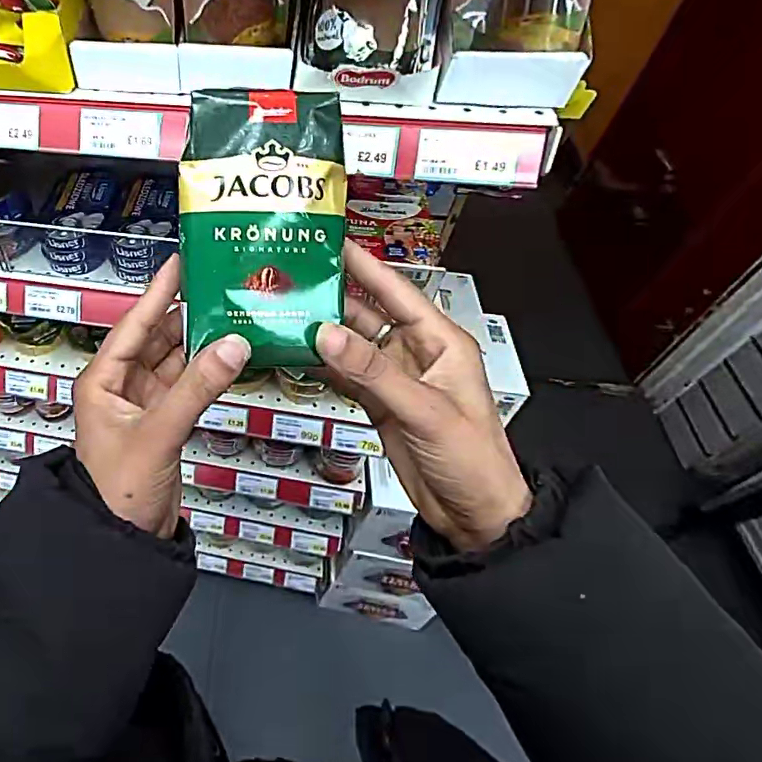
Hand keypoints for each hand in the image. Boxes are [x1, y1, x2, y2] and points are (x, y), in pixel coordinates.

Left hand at [75, 256, 249, 537]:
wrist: (121, 545)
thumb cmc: (116, 492)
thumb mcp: (157, 433)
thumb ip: (197, 388)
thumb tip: (232, 345)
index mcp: (103, 380)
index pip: (134, 324)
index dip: (158, 292)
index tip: (179, 262)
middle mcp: (122, 385)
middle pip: (156, 337)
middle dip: (184, 311)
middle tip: (215, 283)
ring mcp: (145, 403)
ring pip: (175, 359)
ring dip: (199, 340)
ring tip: (229, 311)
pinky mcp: (165, 420)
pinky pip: (188, 384)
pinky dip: (207, 370)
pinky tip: (228, 354)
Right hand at [316, 243, 531, 551]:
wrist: (475, 517)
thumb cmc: (475, 461)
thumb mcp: (425, 410)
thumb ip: (374, 372)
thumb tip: (328, 335)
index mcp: (440, 342)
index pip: (396, 291)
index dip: (364, 265)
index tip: (333, 244)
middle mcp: (414, 352)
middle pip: (366, 313)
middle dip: (331, 297)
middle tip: (294, 281)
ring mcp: (393, 377)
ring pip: (349, 344)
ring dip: (321, 332)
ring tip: (286, 314)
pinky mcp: (377, 402)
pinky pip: (343, 374)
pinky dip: (320, 365)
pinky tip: (297, 354)